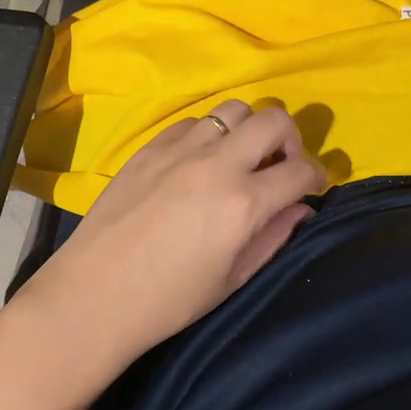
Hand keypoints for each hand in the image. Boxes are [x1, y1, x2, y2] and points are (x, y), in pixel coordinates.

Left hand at [28, 99, 326, 356]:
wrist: (93, 296)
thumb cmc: (168, 301)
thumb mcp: (232, 279)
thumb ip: (273, 237)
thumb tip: (300, 209)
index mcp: (243, 204)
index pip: (300, 170)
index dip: (317, 175)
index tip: (314, 184)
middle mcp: (218, 165)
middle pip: (274, 120)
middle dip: (290, 139)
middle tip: (281, 164)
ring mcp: (182, 150)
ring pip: (234, 109)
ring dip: (248, 129)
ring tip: (240, 156)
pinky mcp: (152, 146)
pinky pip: (193, 122)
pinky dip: (208, 135)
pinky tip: (199, 161)